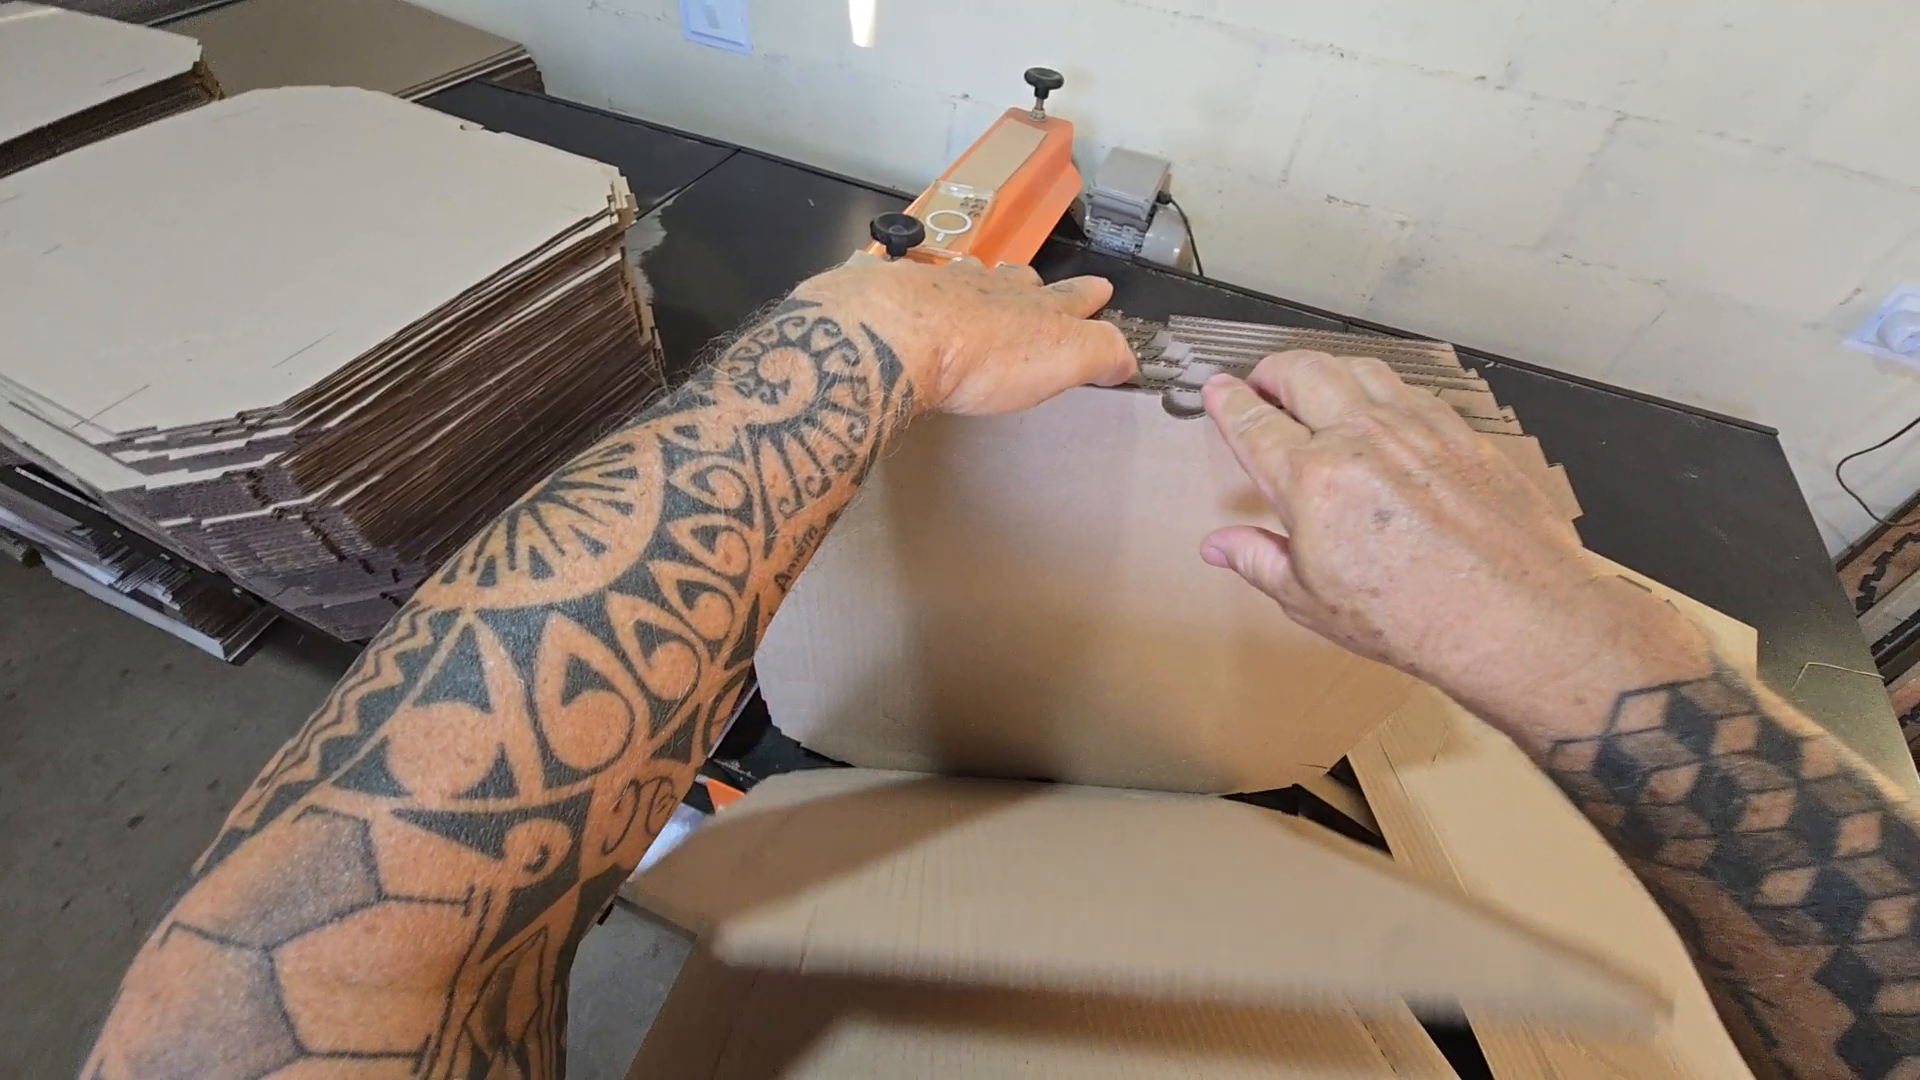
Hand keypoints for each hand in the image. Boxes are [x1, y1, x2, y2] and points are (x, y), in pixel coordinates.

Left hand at [795, 256, 1136, 414]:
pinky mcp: (896, 298)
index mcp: (1033, 307)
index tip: (1103, 289)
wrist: (902, 335)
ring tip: (980, 286)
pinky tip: (913, 298)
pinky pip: (914, 288)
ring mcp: (941, 287)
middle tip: (1038, 285)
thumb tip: (1129, 357)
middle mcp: (991, 288)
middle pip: (1020, 281)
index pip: (1072, 298)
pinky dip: (922, 293)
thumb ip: (1100, 353)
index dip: (1090, 298)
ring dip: (981, 283)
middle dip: (1035, 286)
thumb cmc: (987, 355)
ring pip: (971, 278)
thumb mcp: (1062, 358)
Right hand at [1199, 351, 1703, 733]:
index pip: (1254, 422)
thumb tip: (1218, 546)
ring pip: (1356, 367)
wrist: (1517, 621)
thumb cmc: (1411, 617)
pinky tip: (1375, 407)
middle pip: (1301, 372)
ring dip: (1321, 367)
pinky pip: (1407, 388)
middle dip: (1270, 370)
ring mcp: (1415, 430)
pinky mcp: (1459, 435)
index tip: (1217, 389)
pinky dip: (1376, 385)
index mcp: (1312, 480)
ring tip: (1310, 384)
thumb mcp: (1308, 599)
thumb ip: (1257, 560)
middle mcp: (1361, 440)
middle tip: (1259, 384)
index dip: (1227, 400)